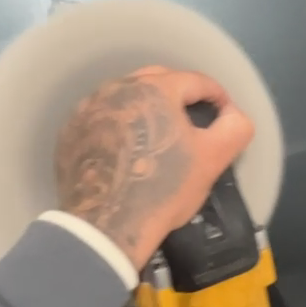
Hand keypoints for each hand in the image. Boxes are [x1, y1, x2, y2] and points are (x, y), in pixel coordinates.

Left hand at [54, 66, 255, 269]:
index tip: (224, 114)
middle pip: (159, 81)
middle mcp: (118, 87)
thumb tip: (233, 114)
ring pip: (128, 97)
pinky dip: (120, 125)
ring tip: (159, 135)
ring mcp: (89, 108)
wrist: (105, 226)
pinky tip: (127, 149)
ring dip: (147, 109)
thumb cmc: (163, 188)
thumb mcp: (212, 159)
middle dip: (181, 96)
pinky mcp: (71, 131)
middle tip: (193, 121)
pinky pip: (104, 118)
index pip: (196, 81)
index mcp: (155, 88)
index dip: (217, 96)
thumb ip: (234, 128)